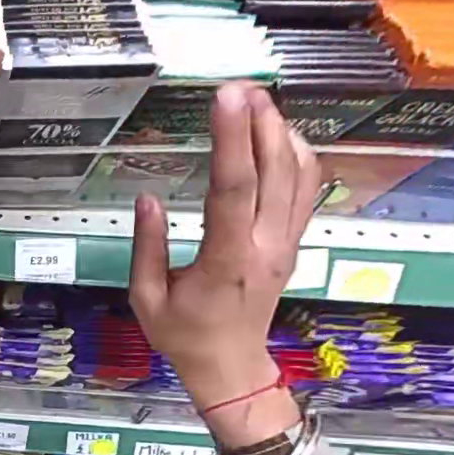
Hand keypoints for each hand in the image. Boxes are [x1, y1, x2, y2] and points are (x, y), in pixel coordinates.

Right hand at [128, 84, 320, 445]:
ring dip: (281, 132)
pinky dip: (298, 155)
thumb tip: (148, 199)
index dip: (231, 140)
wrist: (230, 366)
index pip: (233, 189)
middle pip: (276, 169)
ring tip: (258, 103)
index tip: (225, 98)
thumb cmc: (184, 337)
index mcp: (226, 260)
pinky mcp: (292, 243)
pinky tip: (279, 137)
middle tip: (240, 88)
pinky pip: (306, 190)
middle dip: (260, 120)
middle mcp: (264, 246)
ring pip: (299, 174)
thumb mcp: (147, 300)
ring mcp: (285, 243)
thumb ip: (147, 249)